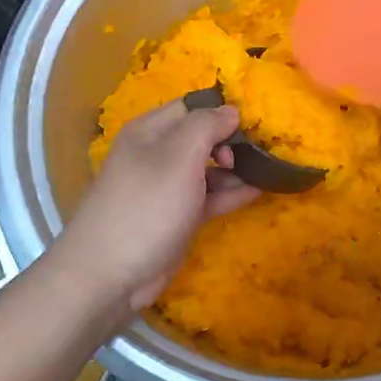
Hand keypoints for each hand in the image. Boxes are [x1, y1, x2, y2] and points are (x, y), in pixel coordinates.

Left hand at [53, 98, 259, 309]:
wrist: (111, 274)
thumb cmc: (146, 207)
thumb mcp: (179, 157)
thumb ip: (206, 127)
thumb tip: (231, 111)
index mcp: (150, 132)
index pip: (192, 107)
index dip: (222, 112)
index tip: (254, 124)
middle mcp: (158, 154)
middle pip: (202, 137)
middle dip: (233, 141)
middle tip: (260, 153)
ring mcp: (168, 188)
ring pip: (209, 168)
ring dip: (237, 169)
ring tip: (269, 171)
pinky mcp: (178, 216)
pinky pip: (209, 196)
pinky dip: (232, 193)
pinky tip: (258, 190)